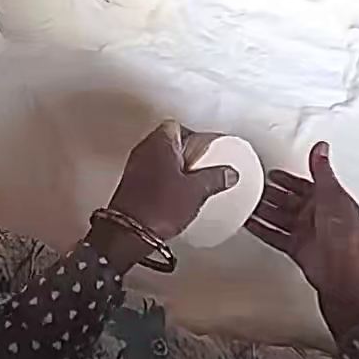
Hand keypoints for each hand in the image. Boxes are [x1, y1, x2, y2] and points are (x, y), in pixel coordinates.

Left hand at [108, 120, 239, 240]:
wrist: (130, 232)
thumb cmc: (157, 207)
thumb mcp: (197, 191)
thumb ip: (215, 178)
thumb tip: (228, 174)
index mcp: (159, 143)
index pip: (178, 126)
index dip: (196, 136)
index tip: (209, 148)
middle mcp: (143, 150)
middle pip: (169, 140)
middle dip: (188, 152)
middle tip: (204, 165)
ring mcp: (134, 166)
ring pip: (160, 157)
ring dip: (176, 166)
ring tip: (193, 181)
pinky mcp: (131, 183)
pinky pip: (152, 172)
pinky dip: (165, 178)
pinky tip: (177, 194)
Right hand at [245, 142, 358, 335]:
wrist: (346, 279)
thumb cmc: (347, 239)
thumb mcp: (333, 197)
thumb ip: (322, 172)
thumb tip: (321, 148)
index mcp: (328, 201)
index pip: (304, 185)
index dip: (288, 179)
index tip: (272, 173)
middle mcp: (318, 217)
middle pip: (288, 201)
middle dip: (271, 194)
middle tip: (252, 185)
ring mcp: (307, 234)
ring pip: (279, 218)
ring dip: (263, 210)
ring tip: (245, 202)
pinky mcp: (298, 250)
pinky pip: (275, 236)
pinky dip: (262, 229)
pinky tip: (250, 224)